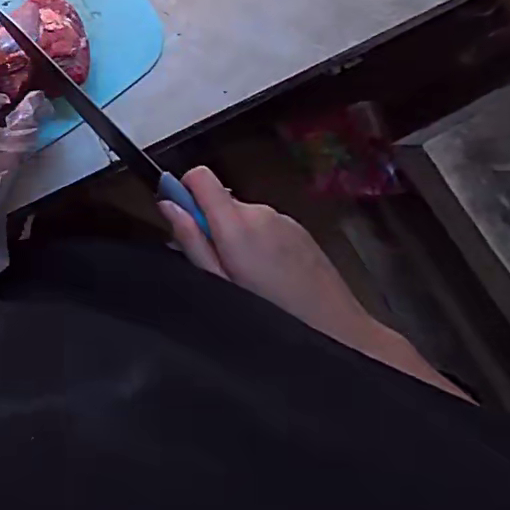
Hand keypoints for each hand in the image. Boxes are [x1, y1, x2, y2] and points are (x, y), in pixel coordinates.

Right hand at [159, 168, 471, 399]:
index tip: (184, 218)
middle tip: (219, 263)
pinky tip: (271, 274)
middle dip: (211, 224)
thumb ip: (191, 239)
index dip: (185, 191)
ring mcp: (284, 219)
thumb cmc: (275, 314)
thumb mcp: (219, 282)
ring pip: (242, 214)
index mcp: (236, 223)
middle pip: (219, 199)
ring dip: (237, 235)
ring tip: (248, 274)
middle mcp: (261, 212)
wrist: (343, 333)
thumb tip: (167, 205)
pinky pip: (265, 225)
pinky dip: (259, 241)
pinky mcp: (301, 230)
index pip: (199, 176)